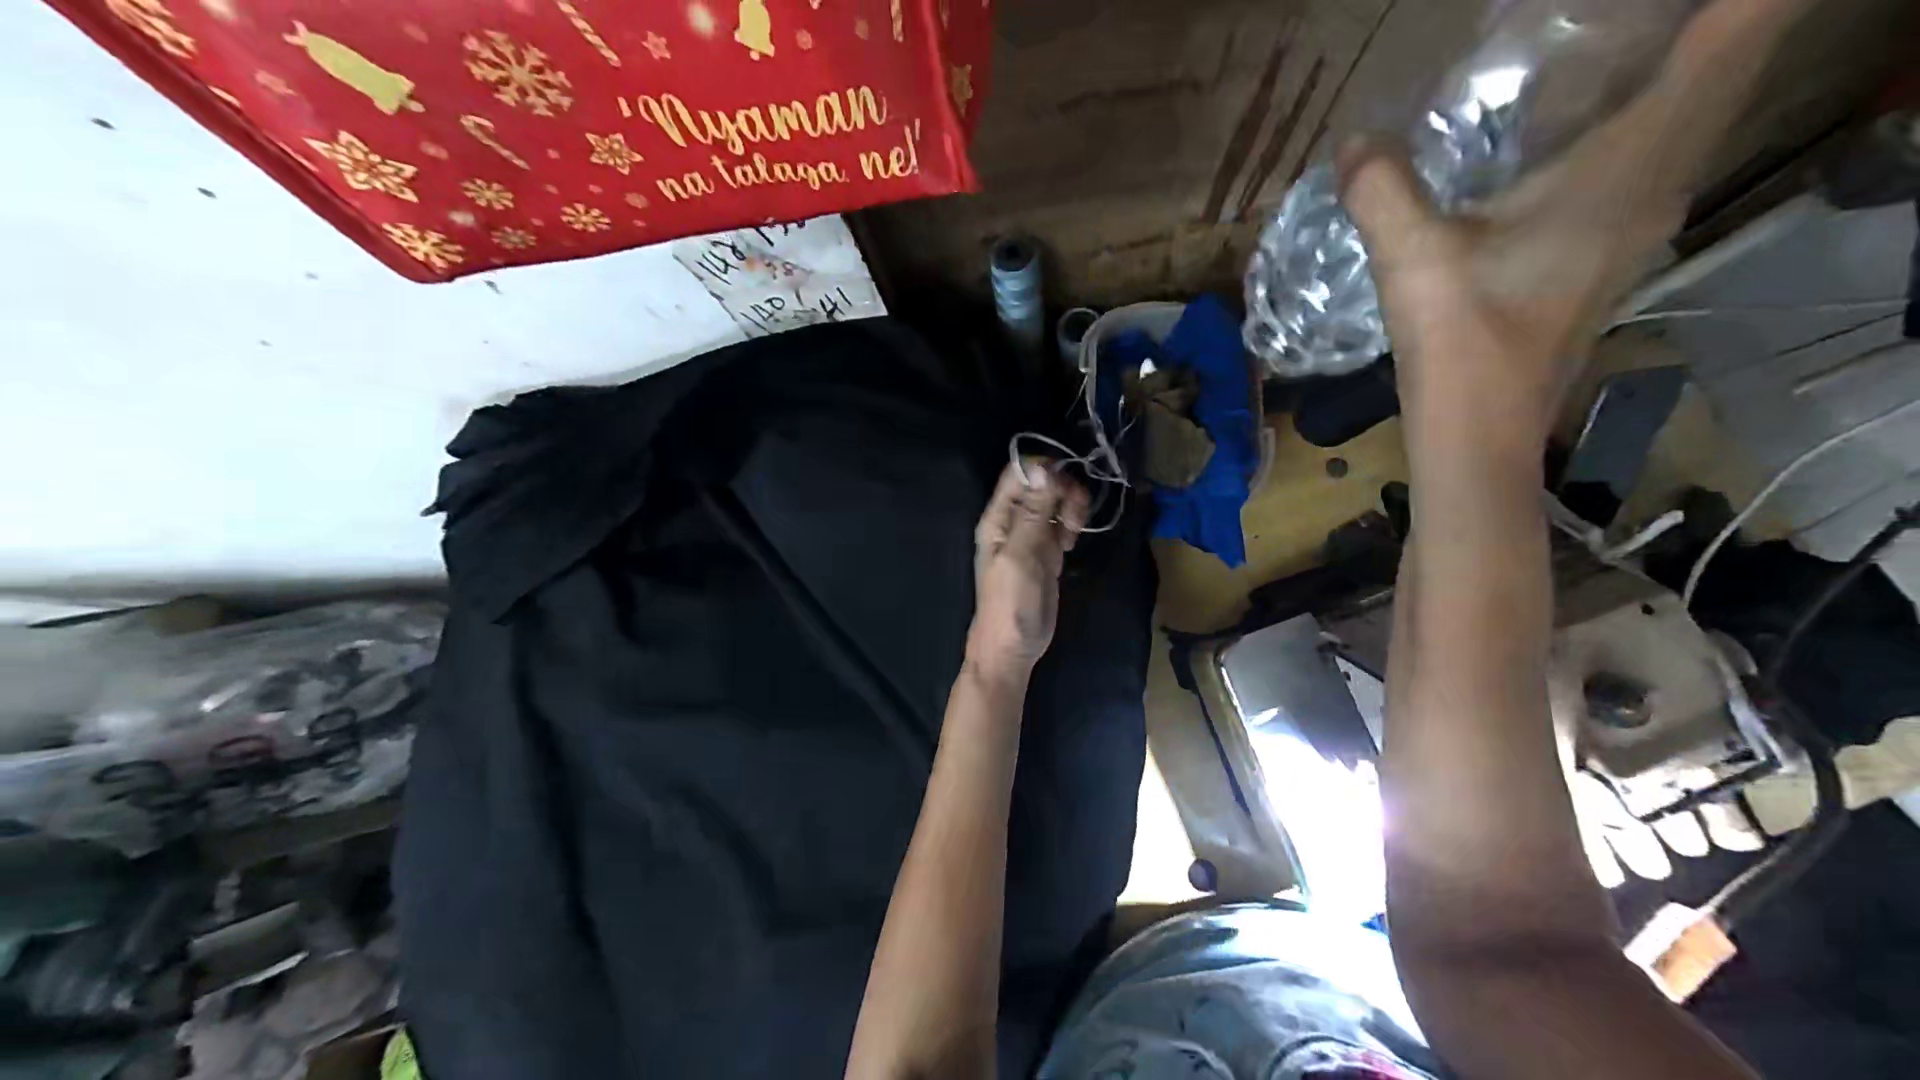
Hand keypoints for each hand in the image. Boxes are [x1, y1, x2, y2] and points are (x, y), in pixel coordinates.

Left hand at [965, 457, 1089, 679]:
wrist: (1013, 647)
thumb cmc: (1010, 603)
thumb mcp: (1021, 556)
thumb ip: (1032, 513)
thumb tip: (1043, 469)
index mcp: (997, 518)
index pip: (1018, 475)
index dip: (1043, 470)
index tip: (1066, 483)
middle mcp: (1013, 522)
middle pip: (1041, 485)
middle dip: (1062, 490)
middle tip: (1074, 515)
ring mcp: (1031, 537)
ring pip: (1055, 503)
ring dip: (1070, 508)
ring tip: (1073, 533)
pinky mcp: (1047, 552)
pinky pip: (1062, 525)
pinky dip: (1071, 527)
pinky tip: (1071, 544)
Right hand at [1339, 0, 1812, 456]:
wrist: (1480, 428)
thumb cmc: (1462, 339)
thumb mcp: (1412, 258)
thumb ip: (1383, 190)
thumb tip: (1352, 143)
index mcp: (1631, 164)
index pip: (1738, 30)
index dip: (1727, 1)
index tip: (1641, 4)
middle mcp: (1658, 184)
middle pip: (1729, 64)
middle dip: (1691, 27)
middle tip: (1610, 24)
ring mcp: (1642, 226)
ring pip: (1692, 118)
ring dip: (1670, 76)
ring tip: (1602, 59)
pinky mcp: (1613, 257)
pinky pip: (1653, 162)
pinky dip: (1636, 130)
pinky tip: (1573, 142)